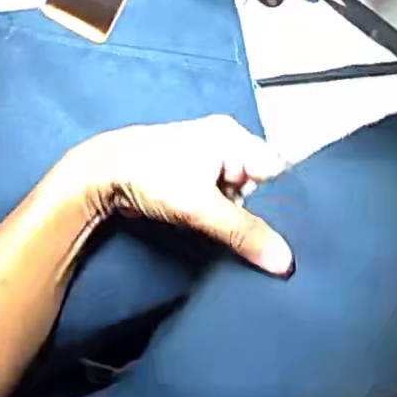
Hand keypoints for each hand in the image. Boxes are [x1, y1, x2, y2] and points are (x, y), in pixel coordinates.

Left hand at [48, 115, 295, 276]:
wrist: (102, 173)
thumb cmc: (151, 176)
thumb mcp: (201, 206)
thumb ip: (245, 233)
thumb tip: (286, 262)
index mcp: (230, 135)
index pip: (276, 169)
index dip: (284, 202)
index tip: (294, 237)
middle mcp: (222, 141)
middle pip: (258, 184)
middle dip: (257, 211)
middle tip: (260, 241)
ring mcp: (206, 158)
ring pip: (238, 195)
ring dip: (236, 217)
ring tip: (232, 234)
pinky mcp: (191, 175)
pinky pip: (219, 198)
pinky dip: (220, 214)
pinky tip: (218, 230)